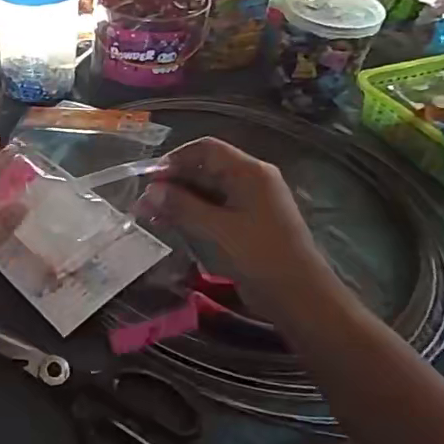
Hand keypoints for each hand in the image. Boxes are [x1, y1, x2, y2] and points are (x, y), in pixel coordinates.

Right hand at [136, 138, 333, 306]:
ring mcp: (252, 202)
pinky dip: (195, 215)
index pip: (206, 149)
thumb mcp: (216, 229)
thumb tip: (150, 191)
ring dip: (181, 202)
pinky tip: (174, 228)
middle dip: (174, 184)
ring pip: (209, 192)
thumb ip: (182, 206)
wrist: (298, 294)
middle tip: (144, 205)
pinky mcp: (249, 224)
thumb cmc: (258, 255)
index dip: (175, 159)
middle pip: (206, 169)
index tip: (150, 180)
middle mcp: (251, 180)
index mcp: (249, 171)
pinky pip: (217, 210)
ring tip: (153, 218)